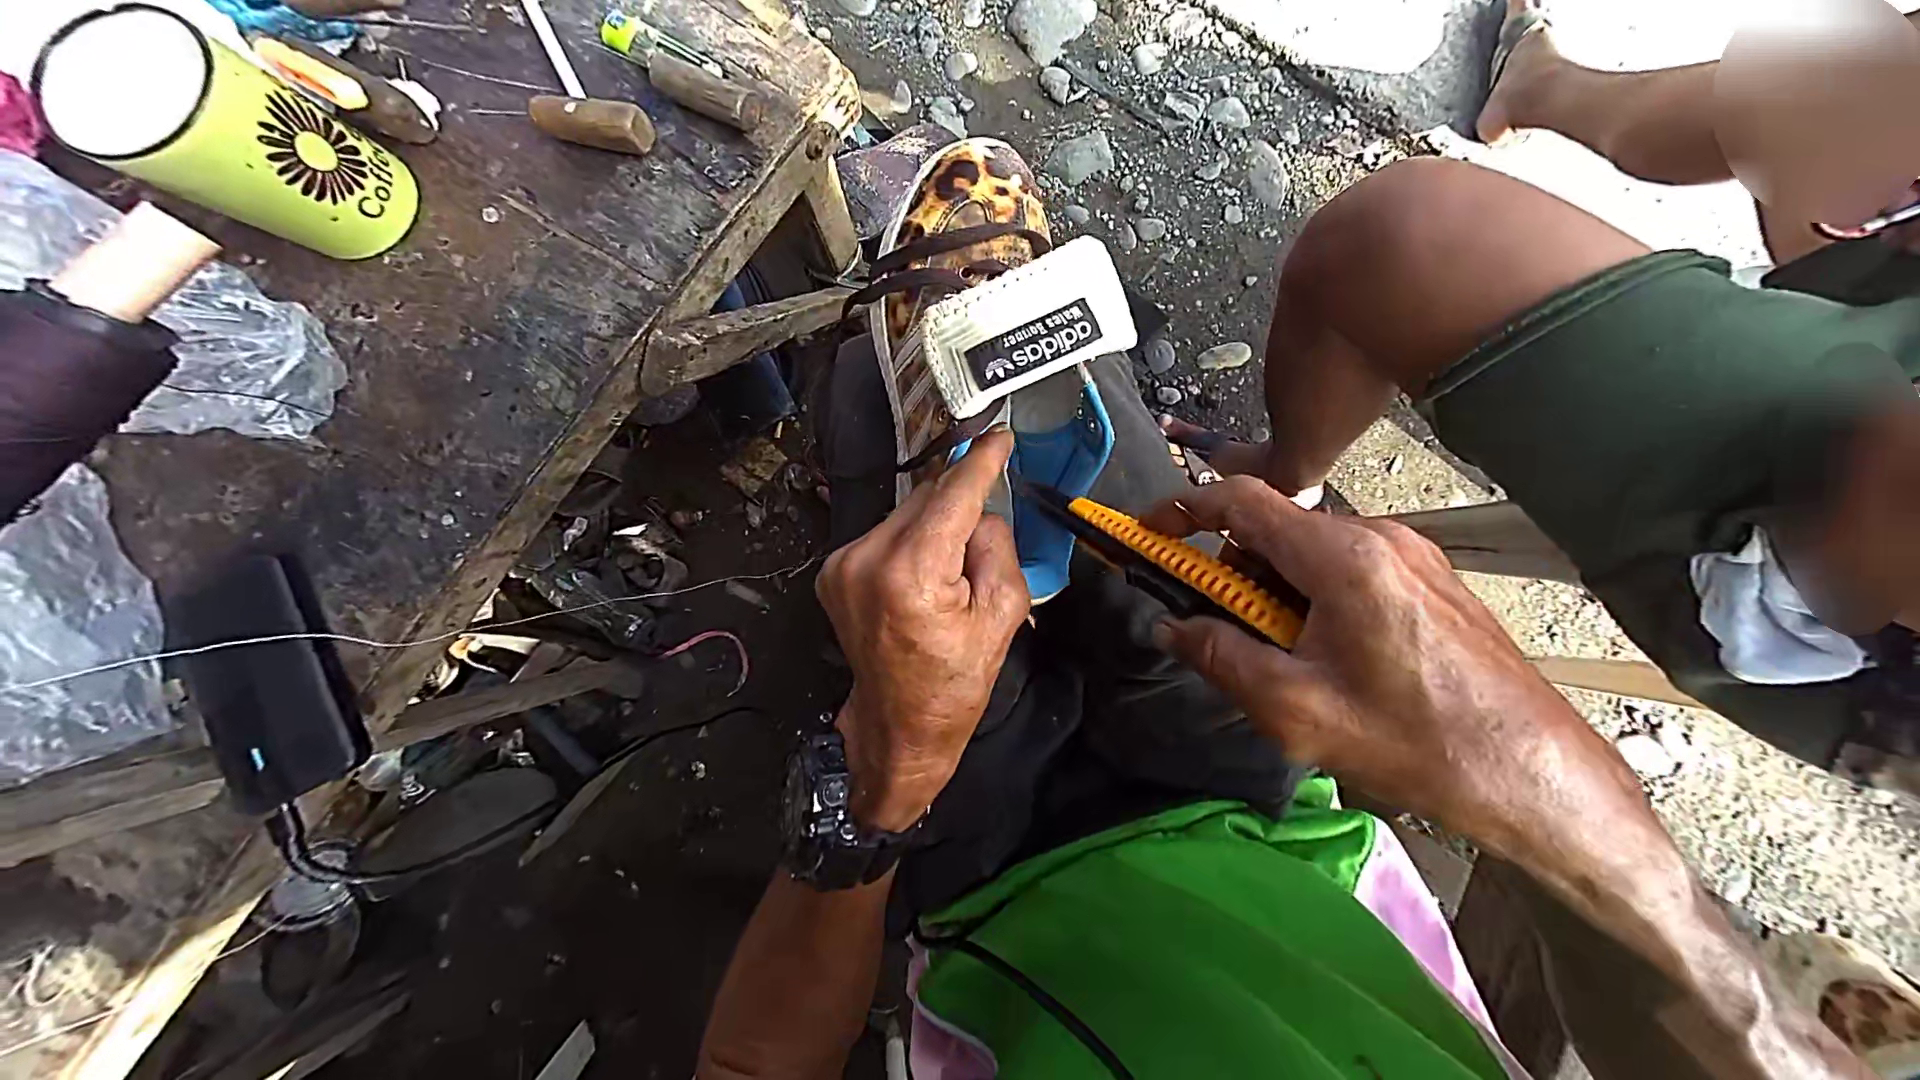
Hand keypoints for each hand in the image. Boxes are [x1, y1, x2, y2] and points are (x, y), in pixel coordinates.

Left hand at [817, 429, 1028, 830]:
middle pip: (926, 498)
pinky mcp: (834, 571)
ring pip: (905, 513)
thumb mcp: (1003, 615)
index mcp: (911, 574)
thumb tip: (980, 513)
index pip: (952, 495)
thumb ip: (996, 546)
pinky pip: (886, 533)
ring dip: (934, 527)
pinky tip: (922, 580)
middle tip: (977, 551)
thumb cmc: (952, 683)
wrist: (900, 725)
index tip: (997, 438)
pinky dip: (911, 542)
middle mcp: (866, 561)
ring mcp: (843, 565)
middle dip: (960, 509)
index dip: (980, 462)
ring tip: (947, 578)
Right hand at [1140, 478, 1645, 857]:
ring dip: (1270, 585)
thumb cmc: (1413, 743)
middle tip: (1220, 625)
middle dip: (1230, 567)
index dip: (1183, 509)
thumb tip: (1170, 626)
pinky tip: (1321, 649)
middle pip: (1273, 526)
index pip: (1241, 501)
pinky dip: (1307, 591)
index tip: (1149, 532)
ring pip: (1306, 548)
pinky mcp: (1428, 577)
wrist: (1541, 779)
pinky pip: (1343, 565)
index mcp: (1342, 557)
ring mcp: (1410, 554)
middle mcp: (1378, 537)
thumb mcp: (1293, 709)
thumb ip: (1219, 655)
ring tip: (1278, 651)